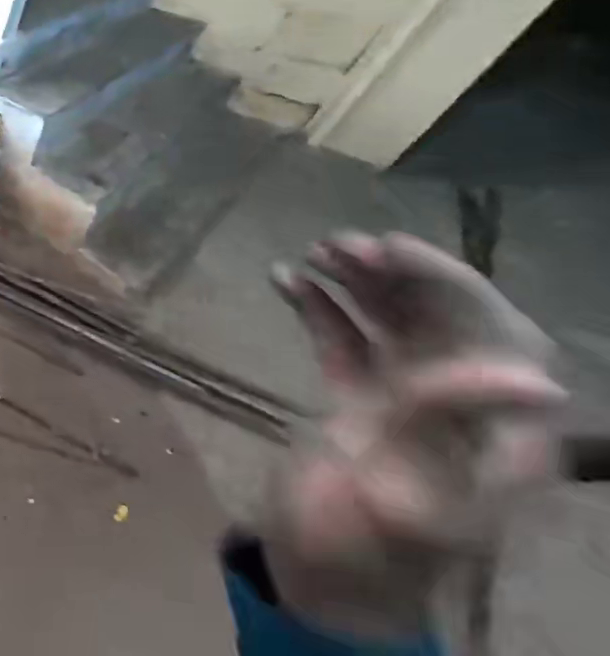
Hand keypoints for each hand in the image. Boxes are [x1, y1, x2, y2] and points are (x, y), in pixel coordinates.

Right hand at [266, 232, 565, 638]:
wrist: (323, 573)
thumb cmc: (368, 541)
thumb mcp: (412, 490)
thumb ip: (450, 428)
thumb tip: (536, 377)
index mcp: (496, 432)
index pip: (497, 340)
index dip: (453, 288)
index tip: (391, 248)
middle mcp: (459, 410)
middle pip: (442, 327)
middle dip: (397, 279)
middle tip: (339, 244)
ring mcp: (404, 406)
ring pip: (392, 328)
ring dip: (356, 286)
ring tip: (314, 253)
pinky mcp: (357, 406)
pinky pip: (342, 344)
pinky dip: (316, 309)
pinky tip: (283, 280)